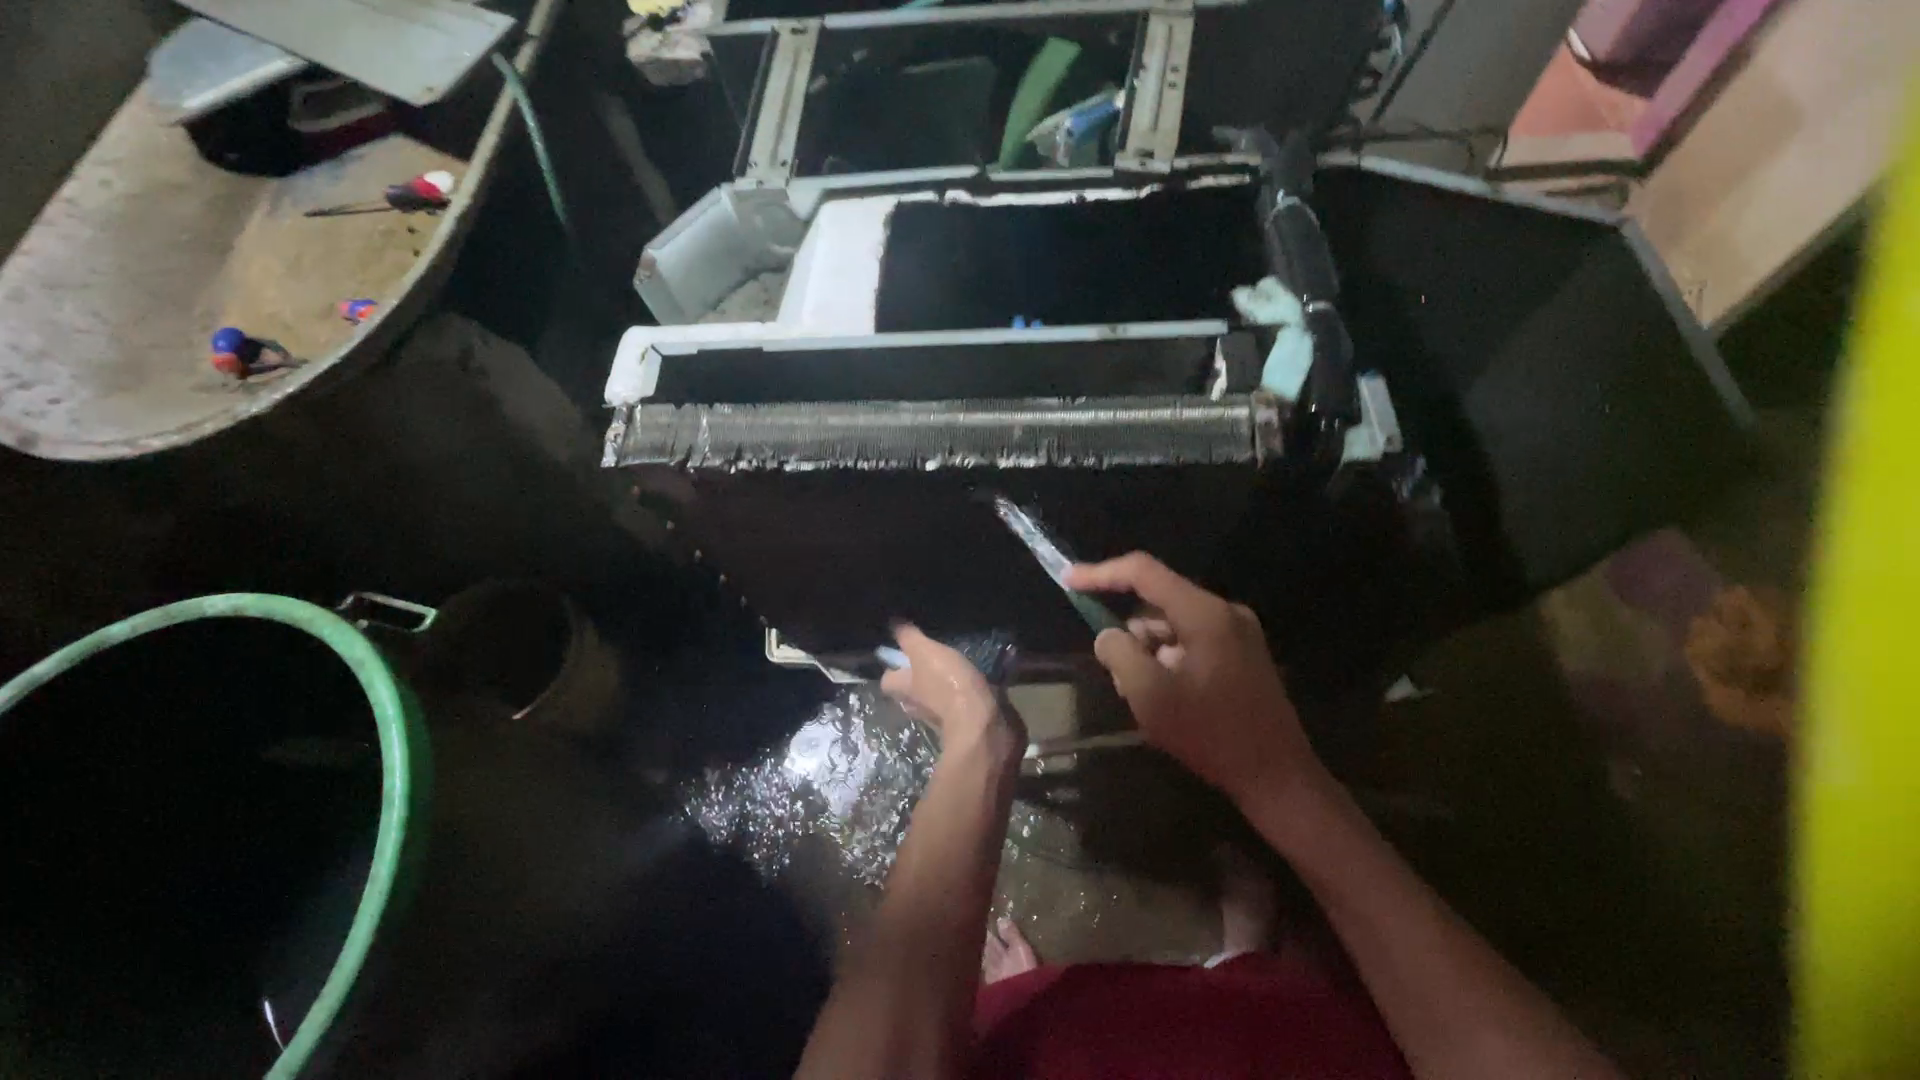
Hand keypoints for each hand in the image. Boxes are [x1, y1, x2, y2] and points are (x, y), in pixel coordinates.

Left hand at [880, 625, 1023, 757]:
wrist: (982, 723)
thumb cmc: (948, 684)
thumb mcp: (924, 651)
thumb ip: (908, 637)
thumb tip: (892, 622)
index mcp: (902, 690)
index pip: (888, 680)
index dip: (893, 667)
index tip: (905, 652)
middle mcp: (917, 706)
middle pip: (912, 688)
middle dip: (921, 674)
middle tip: (935, 654)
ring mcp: (941, 715)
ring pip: (937, 695)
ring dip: (946, 682)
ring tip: (960, 660)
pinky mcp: (965, 719)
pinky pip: (962, 701)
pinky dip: (968, 691)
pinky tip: (980, 675)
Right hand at [1065, 553, 1322, 806]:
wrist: (1276, 776)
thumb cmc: (1211, 733)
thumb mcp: (1150, 695)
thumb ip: (1119, 654)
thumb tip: (1109, 635)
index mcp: (1204, 613)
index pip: (1144, 572)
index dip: (1102, 573)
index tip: (1069, 580)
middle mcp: (1225, 612)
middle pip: (1158, 602)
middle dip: (1130, 633)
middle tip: (1119, 678)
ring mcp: (1239, 633)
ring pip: (1172, 625)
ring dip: (1149, 652)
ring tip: (1146, 699)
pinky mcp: (1244, 655)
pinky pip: (1192, 641)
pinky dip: (1169, 661)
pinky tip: (1168, 700)